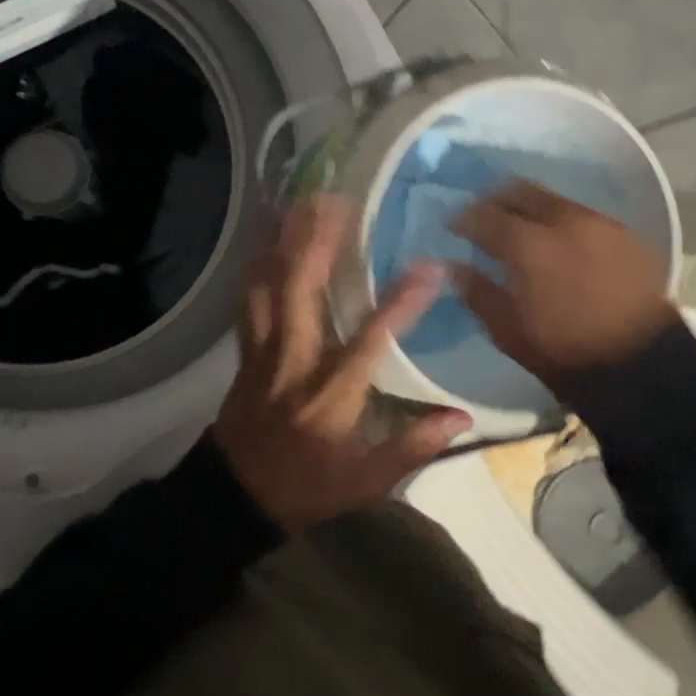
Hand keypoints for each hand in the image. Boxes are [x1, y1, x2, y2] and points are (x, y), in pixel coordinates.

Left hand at [211, 198, 474, 533]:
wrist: (233, 496)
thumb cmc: (304, 488)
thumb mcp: (364, 481)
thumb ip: (411, 447)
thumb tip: (462, 417)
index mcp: (331, 394)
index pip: (370, 339)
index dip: (400, 302)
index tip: (428, 266)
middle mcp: (295, 361)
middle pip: (301, 290)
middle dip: (318, 242)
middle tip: (337, 199)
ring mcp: (263, 352)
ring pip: (268, 286)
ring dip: (282, 242)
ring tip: (297, 203)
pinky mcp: (244, 352)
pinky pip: (249, 300)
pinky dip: (256, 267)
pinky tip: (263, 241)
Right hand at [451, 181, 678, 392]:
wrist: (643, 365)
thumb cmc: (565, 353)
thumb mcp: (508, 331)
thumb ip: (477, 292)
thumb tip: (453, 267)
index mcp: (527, 244)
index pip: (483, 215)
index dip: (462, 218)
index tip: (452, 226)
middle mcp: (563, 221)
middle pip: (520, 191)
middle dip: (497, 200)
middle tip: (485, 217)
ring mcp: (599, 224)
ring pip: (554, 200)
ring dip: (532, 209)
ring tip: (524, 230)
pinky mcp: (626, 235)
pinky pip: (584, 217)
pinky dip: (563, 223)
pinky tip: (562, 245)